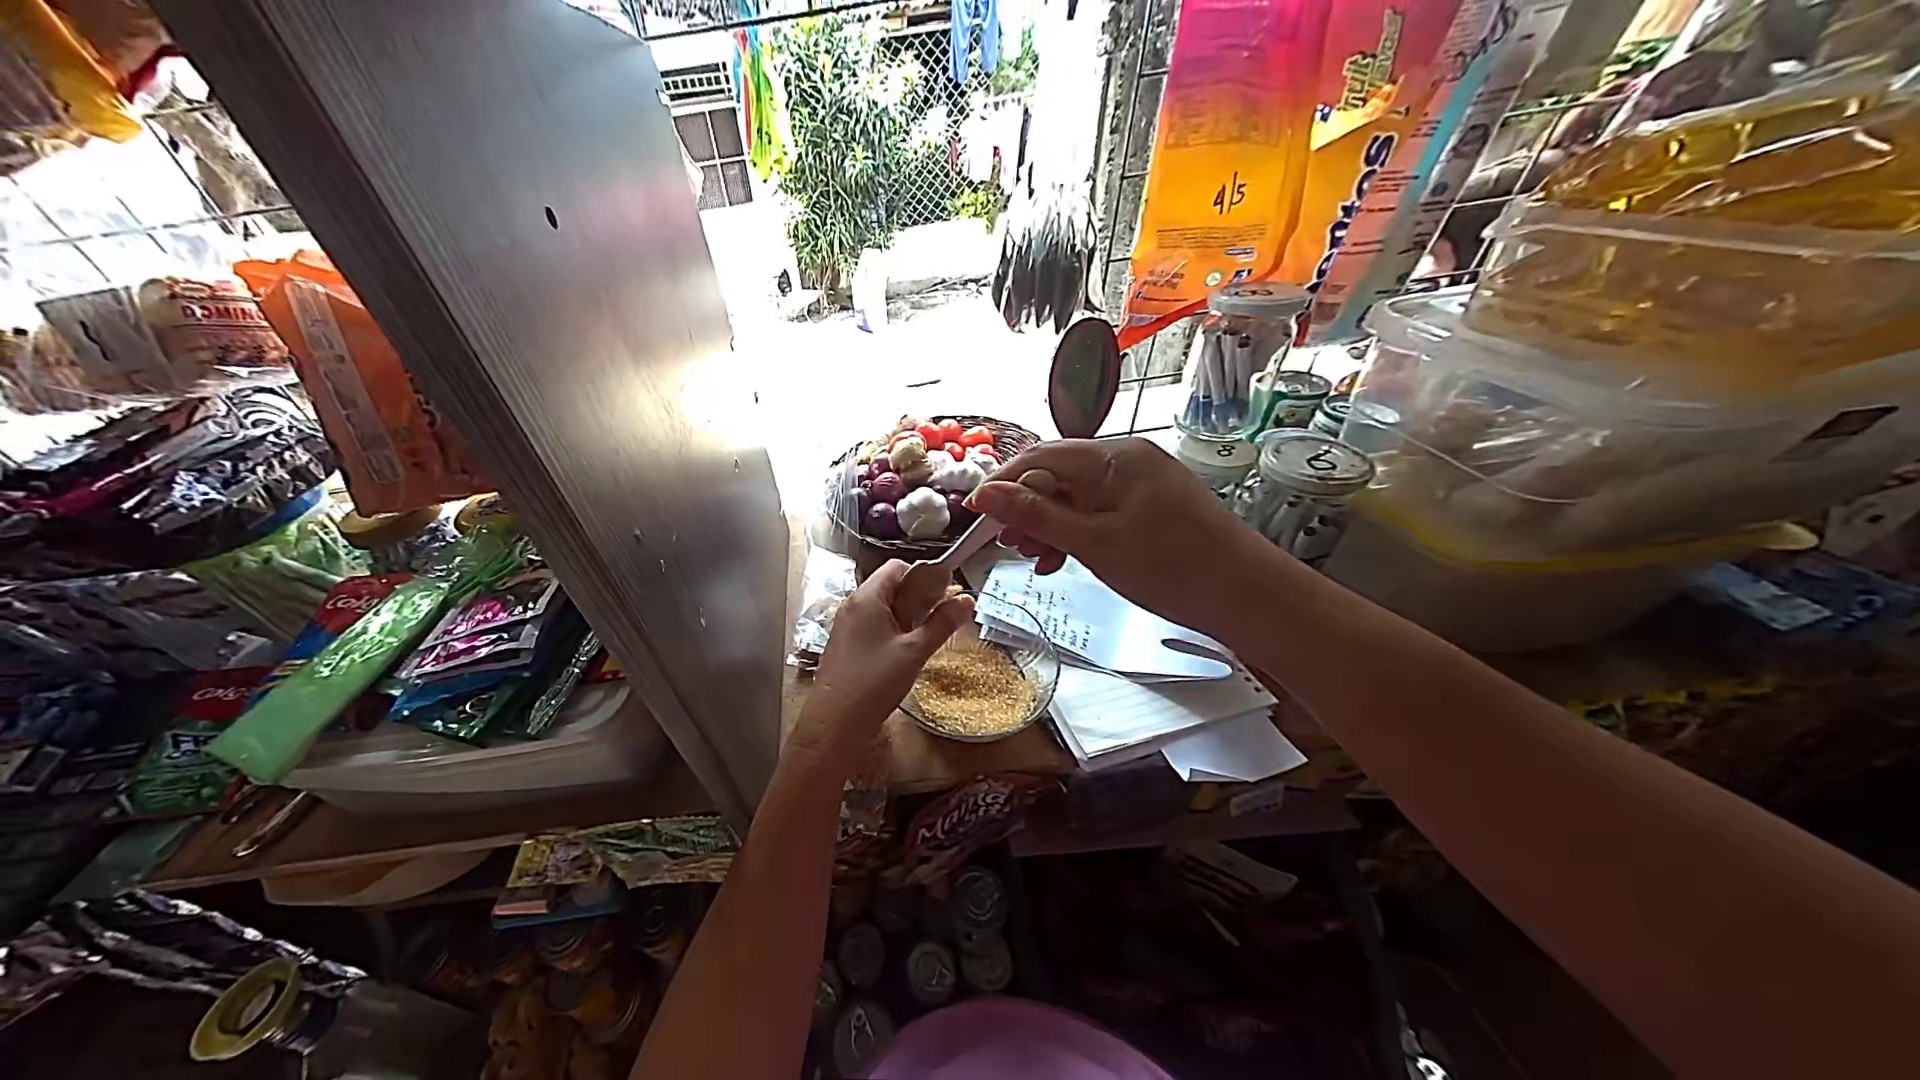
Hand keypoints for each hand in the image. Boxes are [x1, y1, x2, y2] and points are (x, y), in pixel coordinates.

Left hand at [788, 560, 973, 774]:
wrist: (834, 724)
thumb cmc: (874, 682)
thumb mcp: (914, 651)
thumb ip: (942, 623)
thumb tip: (967, 600)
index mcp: (867, 597)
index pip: (898, 567)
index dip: (924, 575)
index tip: (945, 594)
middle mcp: (853, 605)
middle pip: (891, 586)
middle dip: (918, 598)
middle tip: (941, 618)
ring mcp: (847, 626)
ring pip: (883, 607)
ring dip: (907, 616)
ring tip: (926, 637)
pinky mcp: (847, 645)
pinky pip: (873, 625)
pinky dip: (893, 631)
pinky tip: (906, 653)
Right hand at [964, 438, 1266, 636]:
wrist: (1247, 595)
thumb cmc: (1172, 568)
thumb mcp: (1093, 543)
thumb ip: (1037, 515)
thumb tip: (985, 494)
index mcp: (1113, 457)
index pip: (1041, 457)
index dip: (1004, 485)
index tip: (978, 516)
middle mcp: (1126, 458)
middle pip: (1057, 474)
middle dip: (1028, 509)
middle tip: (1011, 546)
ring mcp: (1140, 481)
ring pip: (1076, 495)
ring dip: (1050, 523)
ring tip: (1036, 557)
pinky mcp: (1150, 504)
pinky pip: (1099, 509)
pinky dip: (1077, 531)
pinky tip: (1064, 557)